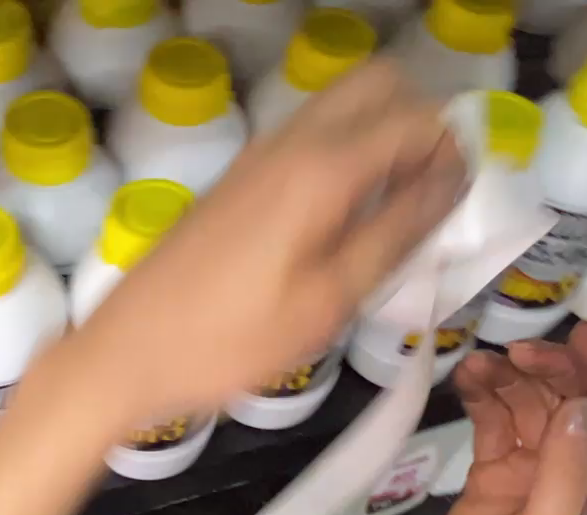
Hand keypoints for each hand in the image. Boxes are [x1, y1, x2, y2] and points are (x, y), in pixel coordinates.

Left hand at [70, 61, 463, 426]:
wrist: (124, 356)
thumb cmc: (225, 346)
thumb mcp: (323, 305)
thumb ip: (393, 237)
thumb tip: (451, 181)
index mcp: (319, 168)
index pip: (417, 119)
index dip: (454, 151)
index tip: (462, 202)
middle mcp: (286, 143)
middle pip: (377, 87)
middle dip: (418, 126)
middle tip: (426, 198)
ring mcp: (252, 159)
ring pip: (337, 111)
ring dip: (377, 142)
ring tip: (384, 221)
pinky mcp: (231, 185)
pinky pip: (303, 144)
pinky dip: (338, 161)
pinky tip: (334, 227)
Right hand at [415, 325, 586, 514]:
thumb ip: (564, 477)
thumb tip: (578, 406)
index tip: (581, 339)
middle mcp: (583, 480)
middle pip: (581, 408)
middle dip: (554, 373)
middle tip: (514, 352)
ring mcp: (538, 475)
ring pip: (537, 409)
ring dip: (511, 381)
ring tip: (477, 365)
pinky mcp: (499, 475)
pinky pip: (498, 425)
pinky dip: (484, 400)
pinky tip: (466, 382)